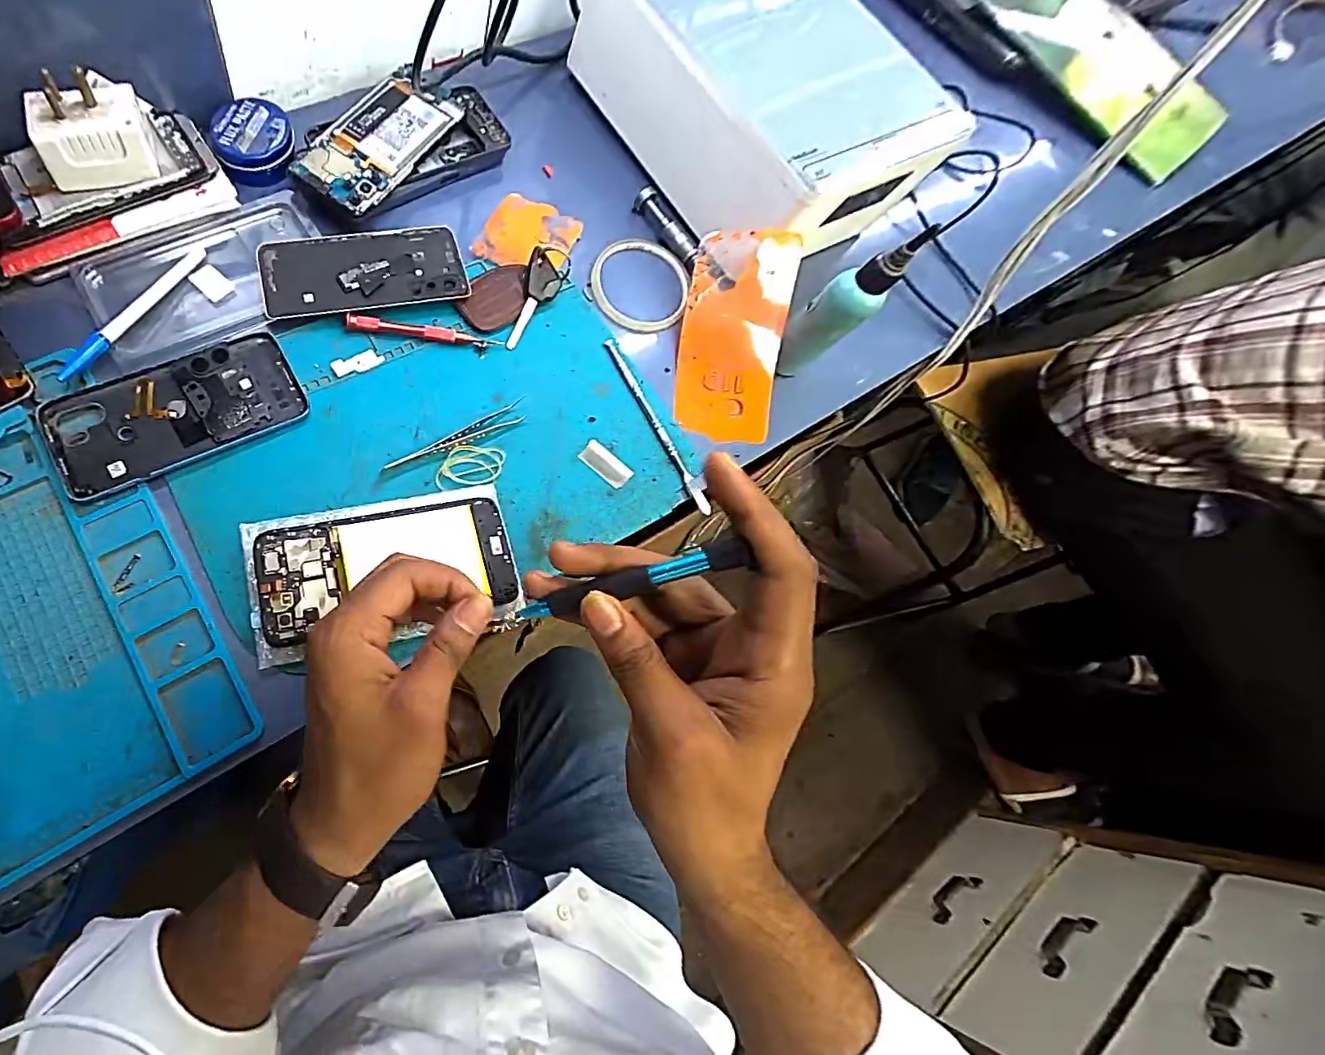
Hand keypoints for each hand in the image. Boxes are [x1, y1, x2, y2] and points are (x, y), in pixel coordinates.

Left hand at [295, 557, 491, 876]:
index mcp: (347, 633)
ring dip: (426, 596)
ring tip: (465, 616)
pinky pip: (378, 616)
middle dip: (437, 582)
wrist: (339, 819)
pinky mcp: (340, 656)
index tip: (481, 602)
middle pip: (390, 576)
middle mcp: (333, 627)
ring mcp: (334, 641)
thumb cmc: (381, 770)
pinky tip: (438, 630)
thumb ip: (448, 645)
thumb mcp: (423, 706)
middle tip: (476, 607)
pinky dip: (410, 614)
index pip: (401, 574)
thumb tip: (477, 602)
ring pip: (385, 593)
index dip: (447, 578)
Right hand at [522, 452, 816, 900]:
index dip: (755, 515)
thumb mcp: (670, 732)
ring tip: (545, 578)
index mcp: (772, 660)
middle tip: (564, 554)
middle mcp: (742, 644)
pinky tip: (557, 605)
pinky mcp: (673, 665)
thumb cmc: (706, 805)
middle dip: (624, 564)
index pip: (779, 570)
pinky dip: (597, 615)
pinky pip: (634, 627)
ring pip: (652, 600)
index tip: (720, 470)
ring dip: (599, 588)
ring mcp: (705, 653)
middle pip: (687, 580)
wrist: (699, 853)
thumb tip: (594, 601)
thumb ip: (634, 661)